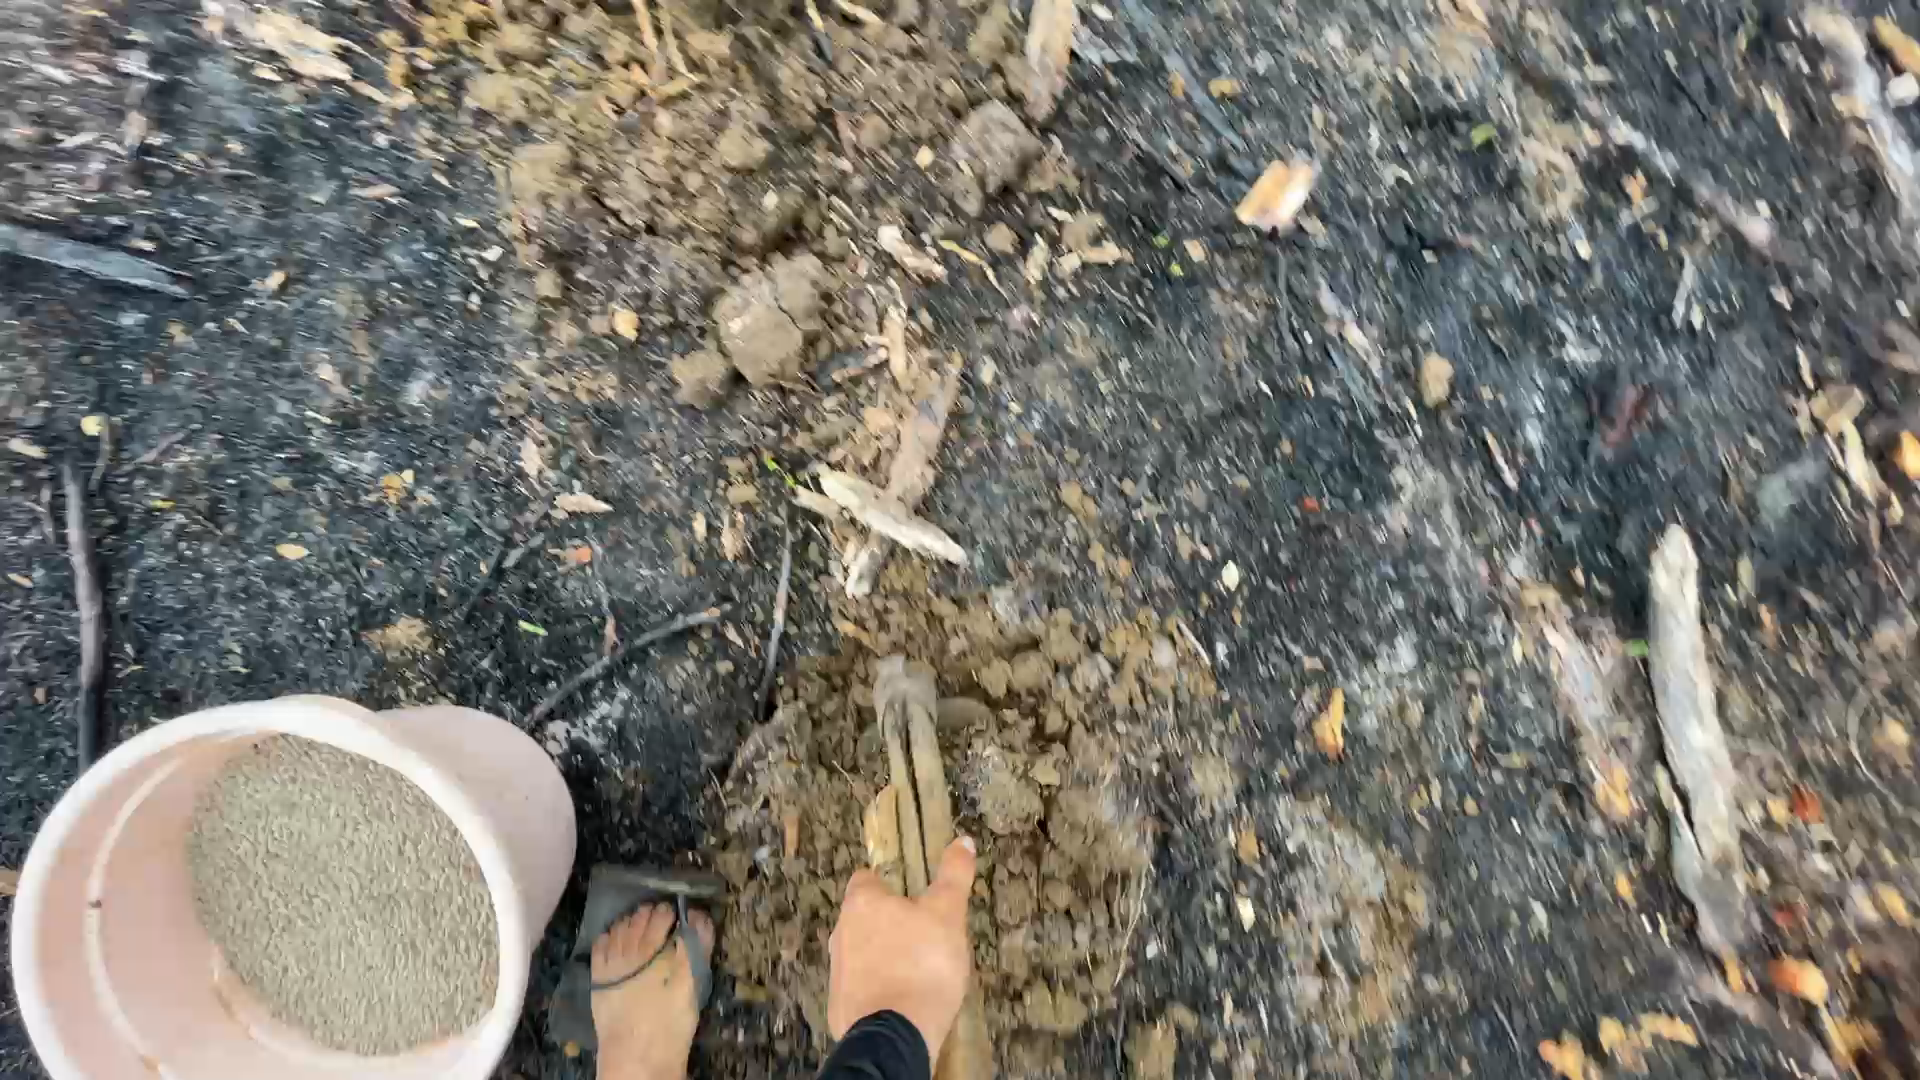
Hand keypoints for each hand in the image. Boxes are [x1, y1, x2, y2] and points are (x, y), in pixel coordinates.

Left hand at [826, 836, 976, 1064]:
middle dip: (886, 922)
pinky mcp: (839, 1009)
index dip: (885, 884)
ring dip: (881, 956)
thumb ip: (954, 874)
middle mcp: (840, 932)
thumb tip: (963, 840)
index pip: (865, 879)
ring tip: (915, 969)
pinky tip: (902, 999)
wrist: (897, 1035)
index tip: (908, 896)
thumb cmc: (923, 962)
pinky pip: (860, 990)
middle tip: (920, 934)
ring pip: (859, 953)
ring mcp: (837, 973)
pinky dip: (877, 990)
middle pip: (862, 917)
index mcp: (862, 903)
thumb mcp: (949, 913)